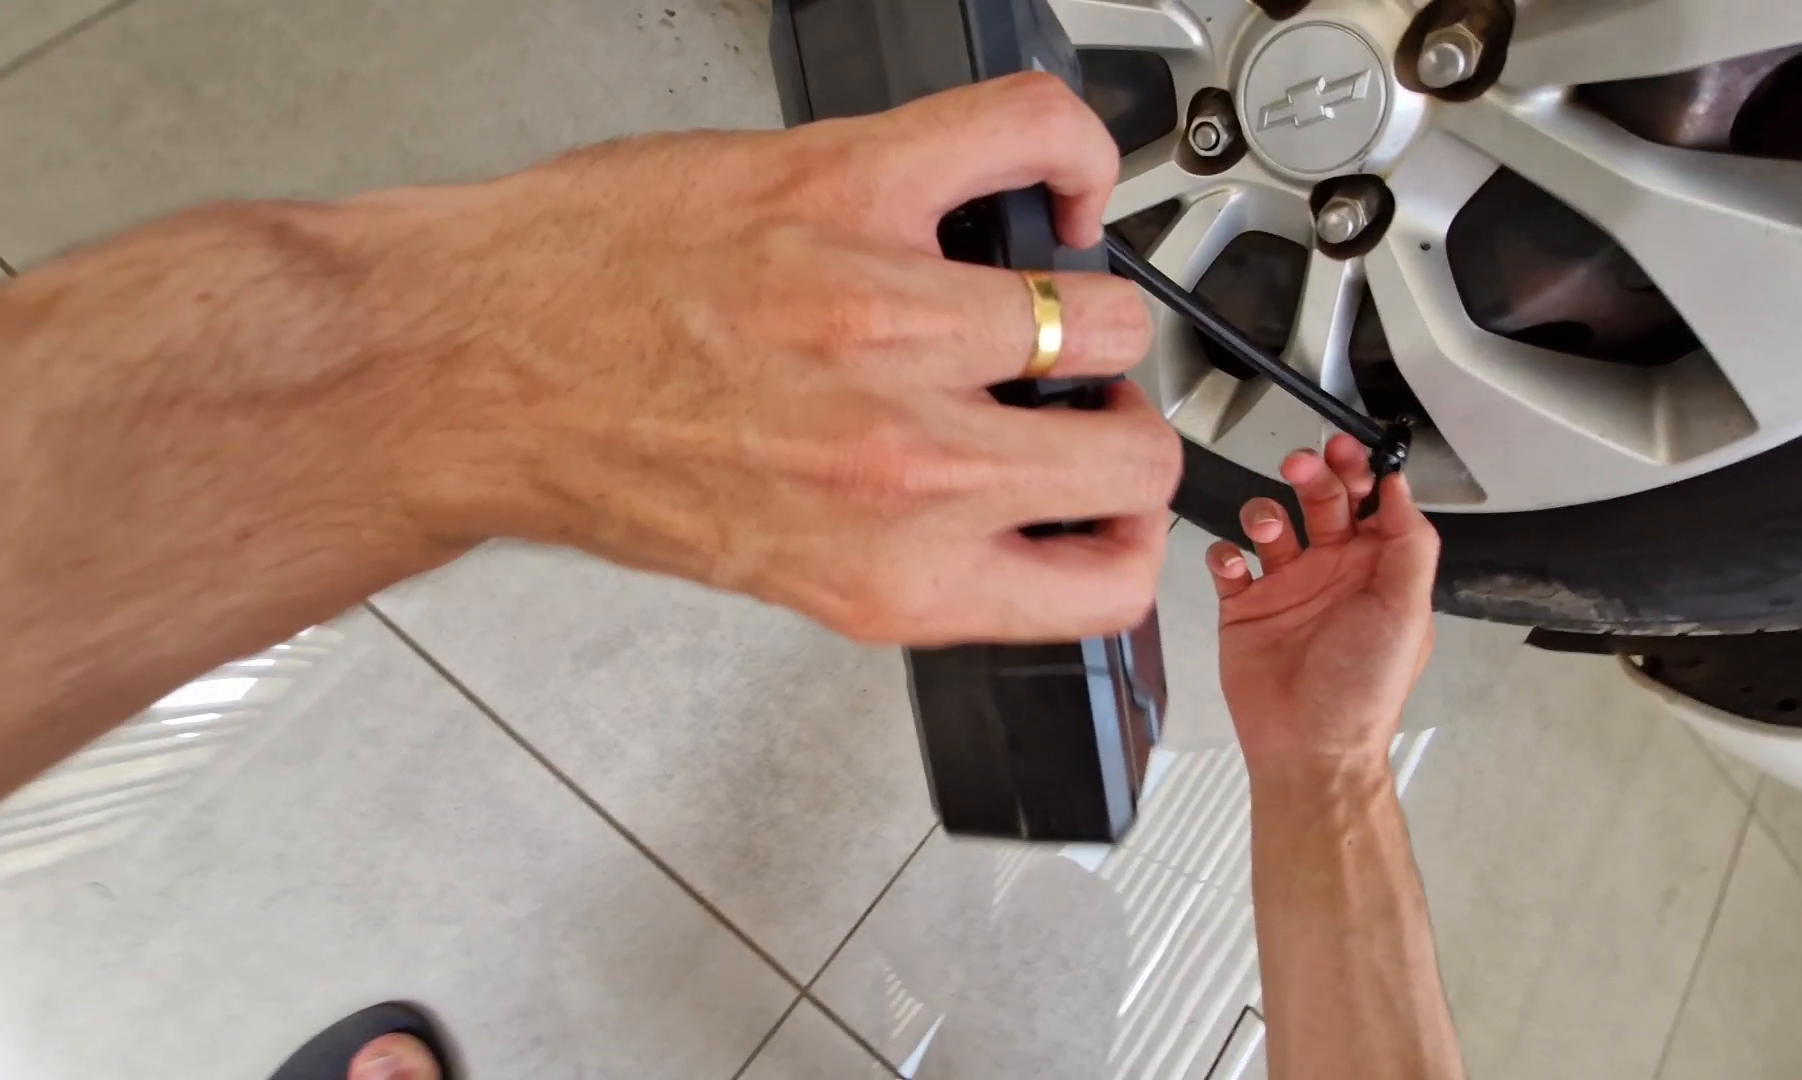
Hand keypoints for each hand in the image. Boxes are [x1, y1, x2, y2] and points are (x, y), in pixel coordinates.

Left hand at [370, 73, 1176, 645]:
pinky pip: (1031, 138)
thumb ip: (935, 563)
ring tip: (1039, 306)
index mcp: (902, 571)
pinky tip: (1042, 191)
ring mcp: (890, 323)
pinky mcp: (846, 194)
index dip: (1131, 544)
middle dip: (1124, 430)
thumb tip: (1024, 525)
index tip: (1112, 508)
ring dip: (1093, 314)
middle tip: (1080, 407)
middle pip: (1138, 453)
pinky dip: (1070, 157)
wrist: (479, 378)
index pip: (1109, 588)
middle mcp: (910, 463)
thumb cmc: (620, 474)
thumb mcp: (799, 575)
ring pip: (1107, 310)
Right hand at [1206, 436, 1440, 771]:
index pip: (1369, 504)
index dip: (1359, 471)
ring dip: (1266, 514)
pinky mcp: (1243, 605)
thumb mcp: (1405, 611)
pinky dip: (1225, 555)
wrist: (1307, 743)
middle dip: (1311, 478)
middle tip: (1300, 466)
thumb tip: (1399, 486)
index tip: (1346, 448)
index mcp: (1374, 570)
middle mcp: (1329, 571)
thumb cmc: (1362, 686)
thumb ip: (1408, 544)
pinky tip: (1234, 566)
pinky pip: (1228, 563)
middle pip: (1318, 504)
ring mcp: (1283, 586)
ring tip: (1269, 532)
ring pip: (1269, 525)